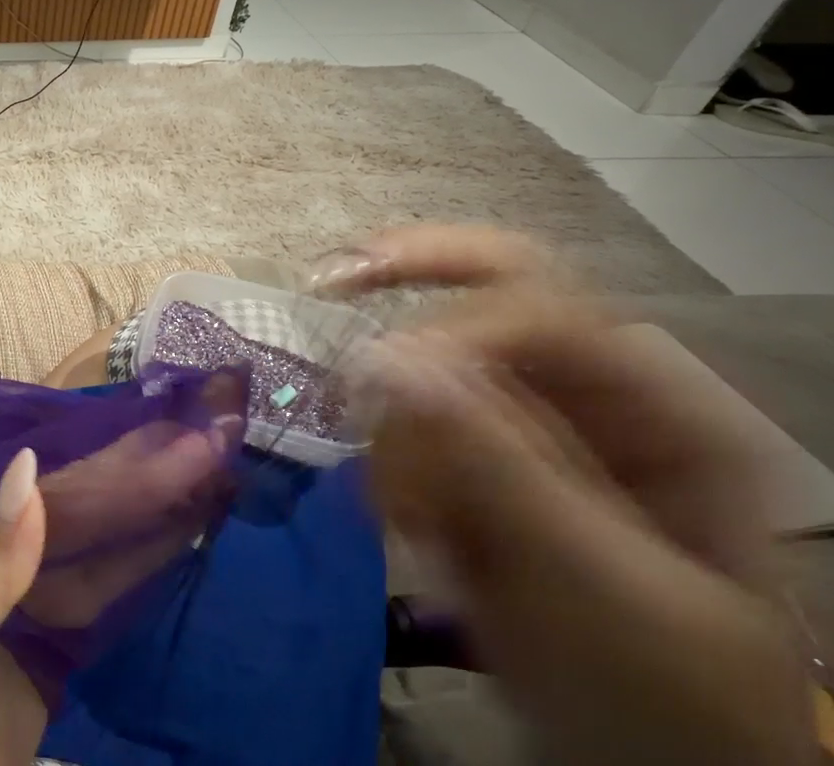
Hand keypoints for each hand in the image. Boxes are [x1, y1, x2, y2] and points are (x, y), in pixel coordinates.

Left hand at [0, 378, 240, 765]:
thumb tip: (27, 464)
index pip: (49, 495)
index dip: (118, 469)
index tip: (185, 438)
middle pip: (78, 509)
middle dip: (145, 475)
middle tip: (218, 435)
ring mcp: (24, 594)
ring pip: (98, 541)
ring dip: (153, 508)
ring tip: (215, 469)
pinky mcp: (52, 639)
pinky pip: (105, 587)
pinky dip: (145, 557)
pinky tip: (184, 530)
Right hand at [324, 225, 815, 765]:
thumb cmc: (658, 687)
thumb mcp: (593, 576)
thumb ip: (496, 461)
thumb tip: (383, 357)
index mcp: (654, 408)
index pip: (535, 301)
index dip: (447, 318)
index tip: (373, 372)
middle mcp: (582, 403)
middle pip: (463, 322)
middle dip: (400, 360)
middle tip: (331, 351)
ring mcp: (516, 439)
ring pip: (416, 386)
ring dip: (393, 443)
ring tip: (411, 523)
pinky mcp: (466, 476)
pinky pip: (398, 440)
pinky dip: (385, 476)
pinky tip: (411, 531)